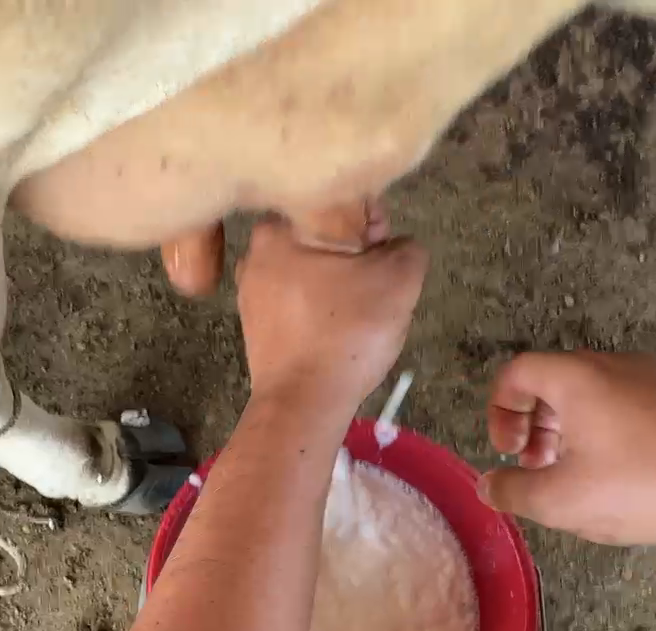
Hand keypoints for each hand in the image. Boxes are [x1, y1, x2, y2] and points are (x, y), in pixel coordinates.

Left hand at [234, 218, 427, 416]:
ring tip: (353, 319)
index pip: (341, 201)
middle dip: (355, 259)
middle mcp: (254, 251)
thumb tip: (391, 249)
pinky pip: (298, 306)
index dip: (375, 227)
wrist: (303, 404)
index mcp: (280, 224)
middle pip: (324, 238)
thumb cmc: (346, 332)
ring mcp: (249, 291)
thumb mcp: (399, 277)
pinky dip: (319, 314)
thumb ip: (405, 245)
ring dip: (338, 288)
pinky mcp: (253, 327)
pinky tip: (331, 336)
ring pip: (312, 273)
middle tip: (370, 293)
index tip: (381, 260)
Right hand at [477, 351, 655, 548]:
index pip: (518, 372)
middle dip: (534, 428)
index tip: (508, 453)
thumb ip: (510, 491)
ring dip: (571, 434)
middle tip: (538, 469)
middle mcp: (619, 367)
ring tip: (581, 480)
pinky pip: (633, 409)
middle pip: (555, 383)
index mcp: (579, 379)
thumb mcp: (558, 501)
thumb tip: (487, 485)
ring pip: (595, 398)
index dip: (499, 411)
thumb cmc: (645, 488)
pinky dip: (611, 436)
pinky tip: (630, 481)